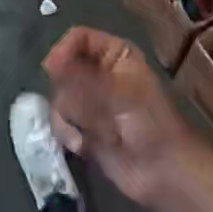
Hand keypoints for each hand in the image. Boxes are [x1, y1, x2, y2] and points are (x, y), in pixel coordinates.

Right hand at [44, 27, 195, 203]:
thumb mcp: (117, 93)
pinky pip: (60, 120)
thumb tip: (49, 65)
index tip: (52, 70)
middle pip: (63, 68)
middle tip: (77, 109)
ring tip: (81, 135)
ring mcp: (90, 100)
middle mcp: (100, 72)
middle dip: (66, 91)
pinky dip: (66, 132)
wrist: (162, 173)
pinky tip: (82, 146)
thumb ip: (81, 77)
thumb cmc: (148, 124)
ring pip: (59, 96)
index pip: (79, 38)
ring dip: (66, 116)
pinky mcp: (83, 126)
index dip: (63, 50)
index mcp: (115, 54)